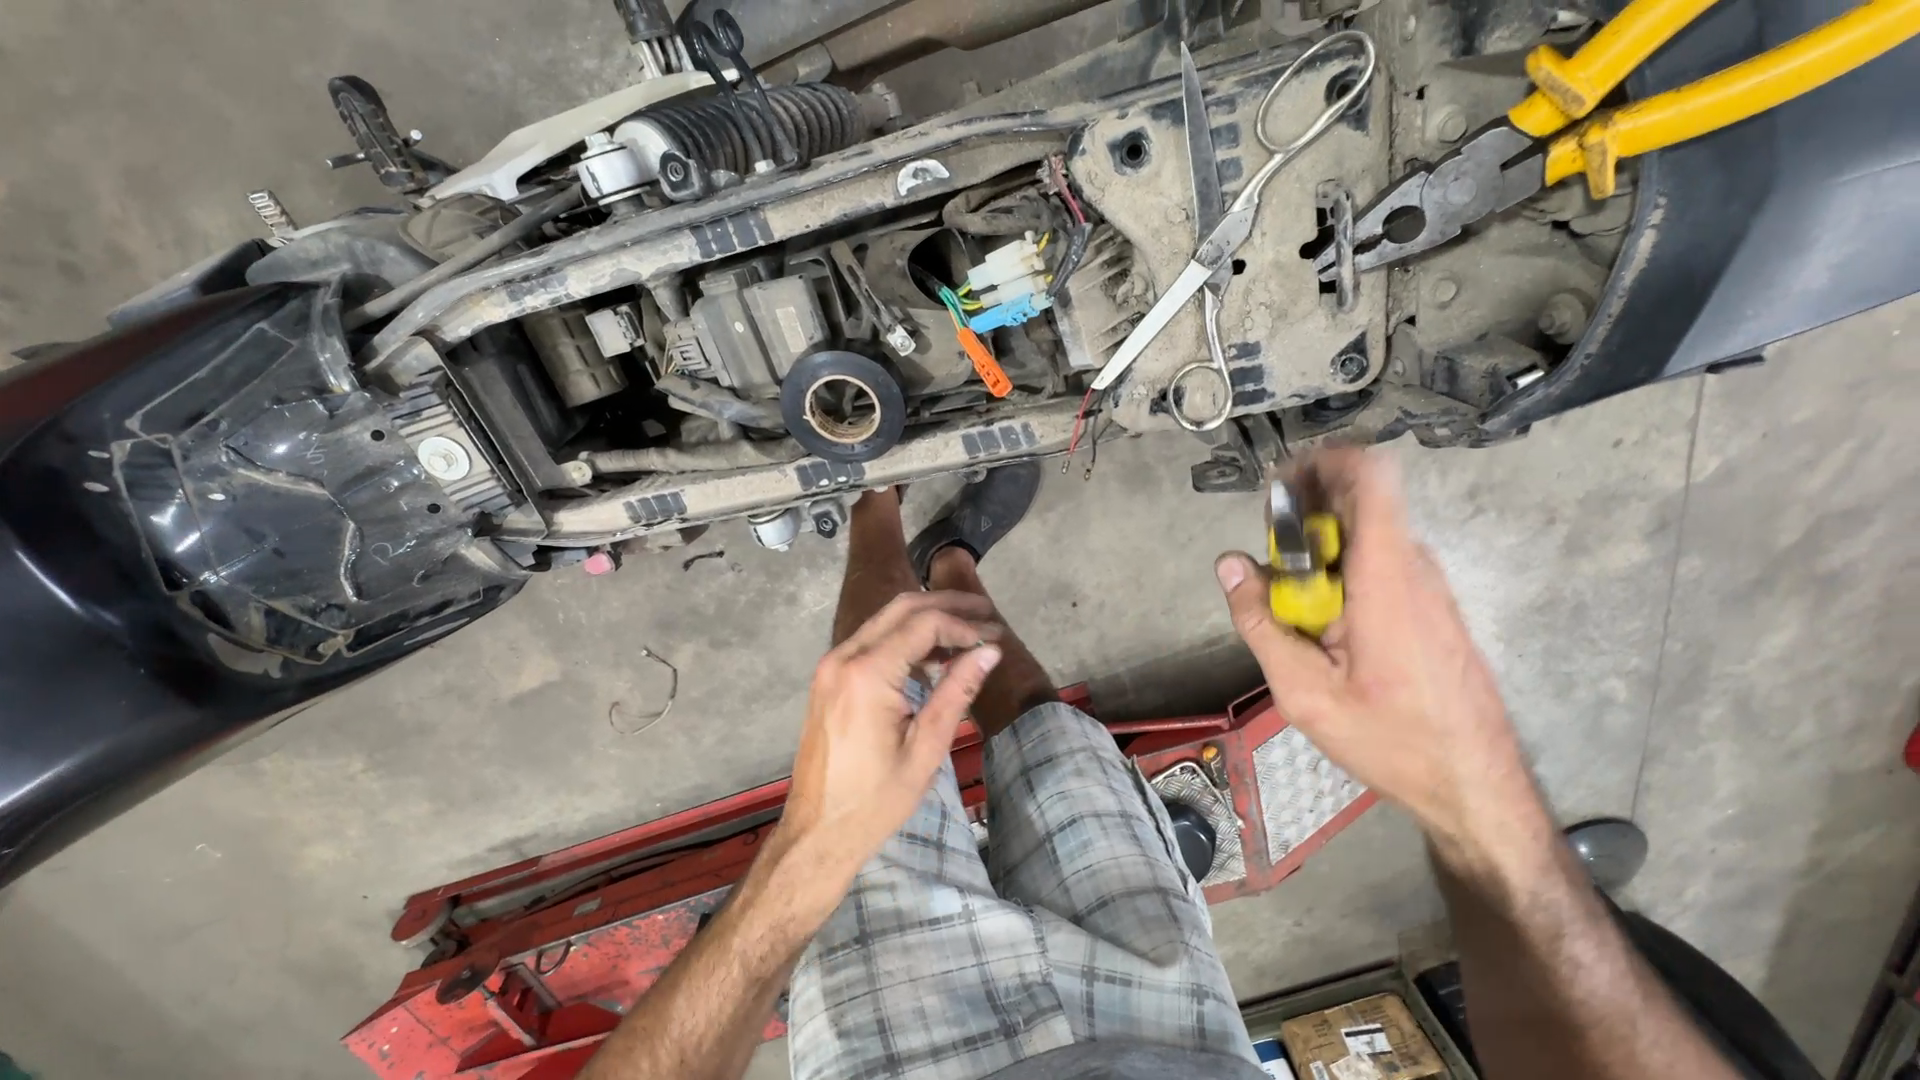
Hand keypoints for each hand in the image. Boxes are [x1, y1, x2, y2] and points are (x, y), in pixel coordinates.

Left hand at [780, 591, 1002, 881]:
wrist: (819, 831)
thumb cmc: (876, 800)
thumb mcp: (926, 748)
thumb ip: (957, 692)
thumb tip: (990, 651)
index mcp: (867, 674)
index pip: (923, 624)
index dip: (963, 625)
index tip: (994, 639)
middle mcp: (843, 658)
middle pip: (901, 609)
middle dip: (946, 607)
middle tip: (987, 615)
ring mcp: (830, 666)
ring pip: (884, 620)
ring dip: (925, 619)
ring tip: (968, 632)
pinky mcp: (828, 678)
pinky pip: (870, 641)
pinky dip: (903, 638)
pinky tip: (933, 656)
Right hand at [1213, 449, 1539, 855]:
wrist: (1476, 786)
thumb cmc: (1391, 741)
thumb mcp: (1305, 693)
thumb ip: (1261, 624)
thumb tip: (1230, 563)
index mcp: (1386, 578)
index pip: (1372, 478)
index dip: (1324, 462)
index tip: (1279, 485)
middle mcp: (1416, 569)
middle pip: (1361, 505)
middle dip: (1306, 517)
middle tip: (1269, 564)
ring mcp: (1431, 588)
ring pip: (1368, 538)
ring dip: (1322, 551)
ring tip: (1291, 604)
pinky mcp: (1434, 608)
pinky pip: (1382, 566)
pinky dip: (1344, 575)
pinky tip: (1325, 627)